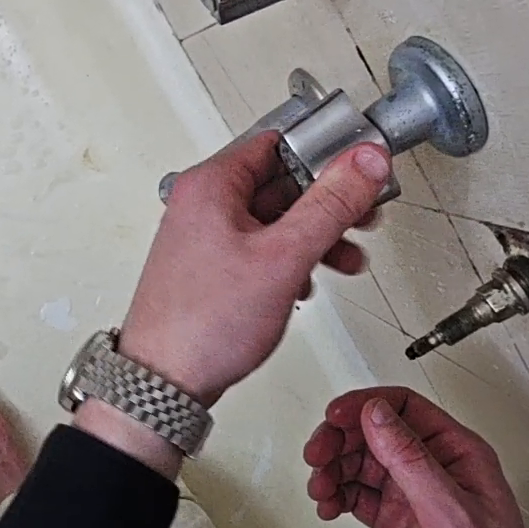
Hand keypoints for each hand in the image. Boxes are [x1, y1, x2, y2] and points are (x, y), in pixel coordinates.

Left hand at [118, 131, 388, 405]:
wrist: (165, 384)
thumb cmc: (203, 324)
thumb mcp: (283, 256)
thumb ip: (330, 205)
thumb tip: (364, 162)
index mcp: (211, 185)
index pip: (276, 143)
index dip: (323, 153)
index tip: (357, 167)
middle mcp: (203, 205)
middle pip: (280, 183)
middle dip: (326, 203)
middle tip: (361, 215)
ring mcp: (206, 238)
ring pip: (274, 220)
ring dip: (314, 236)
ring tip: (345, 257)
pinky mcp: (212, 268)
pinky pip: (261, 249)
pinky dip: (290, 260)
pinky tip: (306, 283)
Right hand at [304, 388, 528, 527]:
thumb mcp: (451, 516)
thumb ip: (411, 461)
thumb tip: (377, 414)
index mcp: (458, 455)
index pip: (405, 408)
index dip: (366, 406)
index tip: (336, 417)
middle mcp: (433, 469)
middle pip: (374, 432)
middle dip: (341, 439)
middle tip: (319, 456)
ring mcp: (412, 495)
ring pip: (360, 461)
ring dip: (334, 468)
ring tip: (321, 488)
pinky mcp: (394, 521)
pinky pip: (356, 493)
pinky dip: (337, 495)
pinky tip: (329, 506)